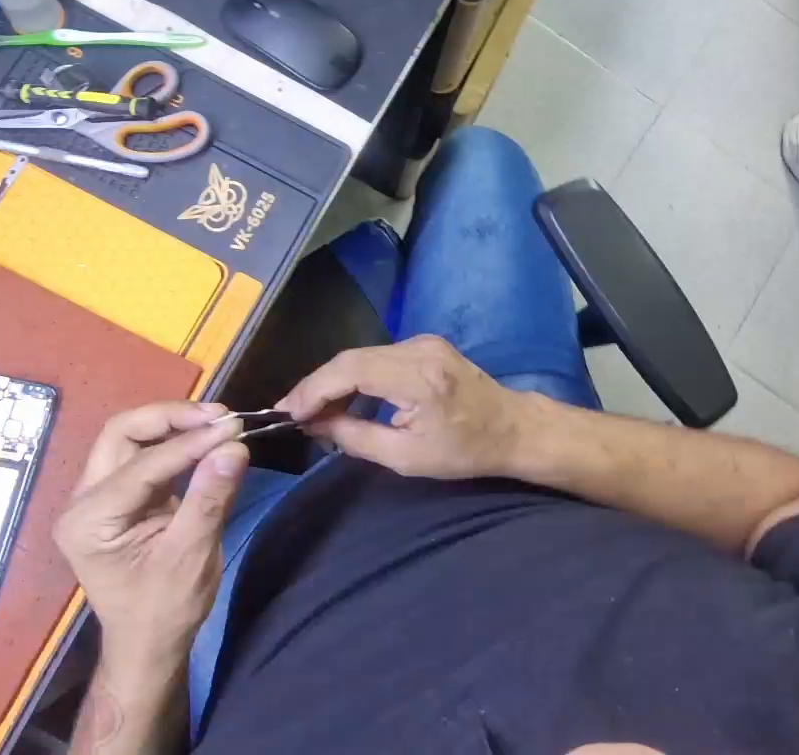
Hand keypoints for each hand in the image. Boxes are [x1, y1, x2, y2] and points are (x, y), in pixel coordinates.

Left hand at [54, 402, 247, 663]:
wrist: (148, 647)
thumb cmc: (165, 610)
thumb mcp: (192, 556)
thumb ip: (210, 497)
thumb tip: (235, 445)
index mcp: (90, 520)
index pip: (144, 463)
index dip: (191, 442)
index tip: (234, 428)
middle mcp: (83, 501)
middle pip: (123, 433)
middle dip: (172, 418)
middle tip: (220, 416)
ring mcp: (97, 497)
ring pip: (131, 437)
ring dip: (175, 424)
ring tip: (218, 423)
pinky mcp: (118, 496)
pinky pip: (144, 453)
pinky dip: (176, 442)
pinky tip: (205, 439)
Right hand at [276, 335, 540, 479]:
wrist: (511, 428)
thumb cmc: (463, 451)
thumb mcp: (406, 456)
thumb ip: (354, 437)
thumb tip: (313, 424)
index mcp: (419, 378)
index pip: (352, 370)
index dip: (314, 388)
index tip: (288, 412)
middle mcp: (419, 349)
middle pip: (352, 359)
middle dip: (317, 385)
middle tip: (290, 412)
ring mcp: (423, 341)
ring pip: (362, 355)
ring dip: (333, 379)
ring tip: (309, 408)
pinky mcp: (424, 343)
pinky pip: (377, 356)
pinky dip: (353, 375)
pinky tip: (340, 396)